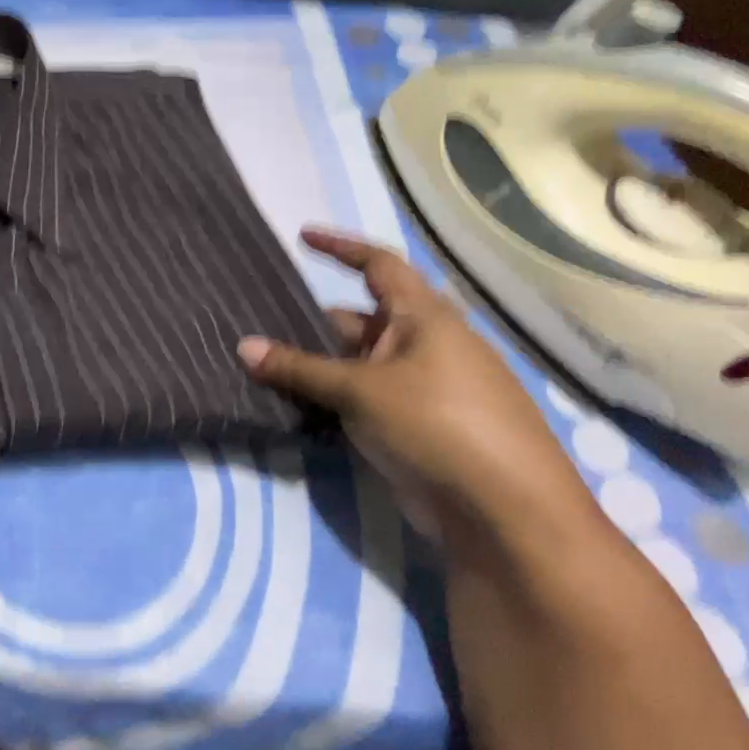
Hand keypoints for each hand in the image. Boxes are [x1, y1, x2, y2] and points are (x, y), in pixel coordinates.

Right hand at [236, 227, 596, 550]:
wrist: (506, 513)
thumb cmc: (438, 427)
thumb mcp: (359, 391)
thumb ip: (298, 368)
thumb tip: (242, 345)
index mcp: (426, 320)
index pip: (380, 266)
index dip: (342, 248)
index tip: (302, 236)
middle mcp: (426, 346)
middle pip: (359, 319)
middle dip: (311, 319)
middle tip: (256, 319)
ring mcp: (422, 389)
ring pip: (356, 363)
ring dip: (314, 364)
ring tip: (260, 363)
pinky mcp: (415, 427)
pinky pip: (361, 398)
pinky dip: (328, 397)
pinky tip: (291, 405)